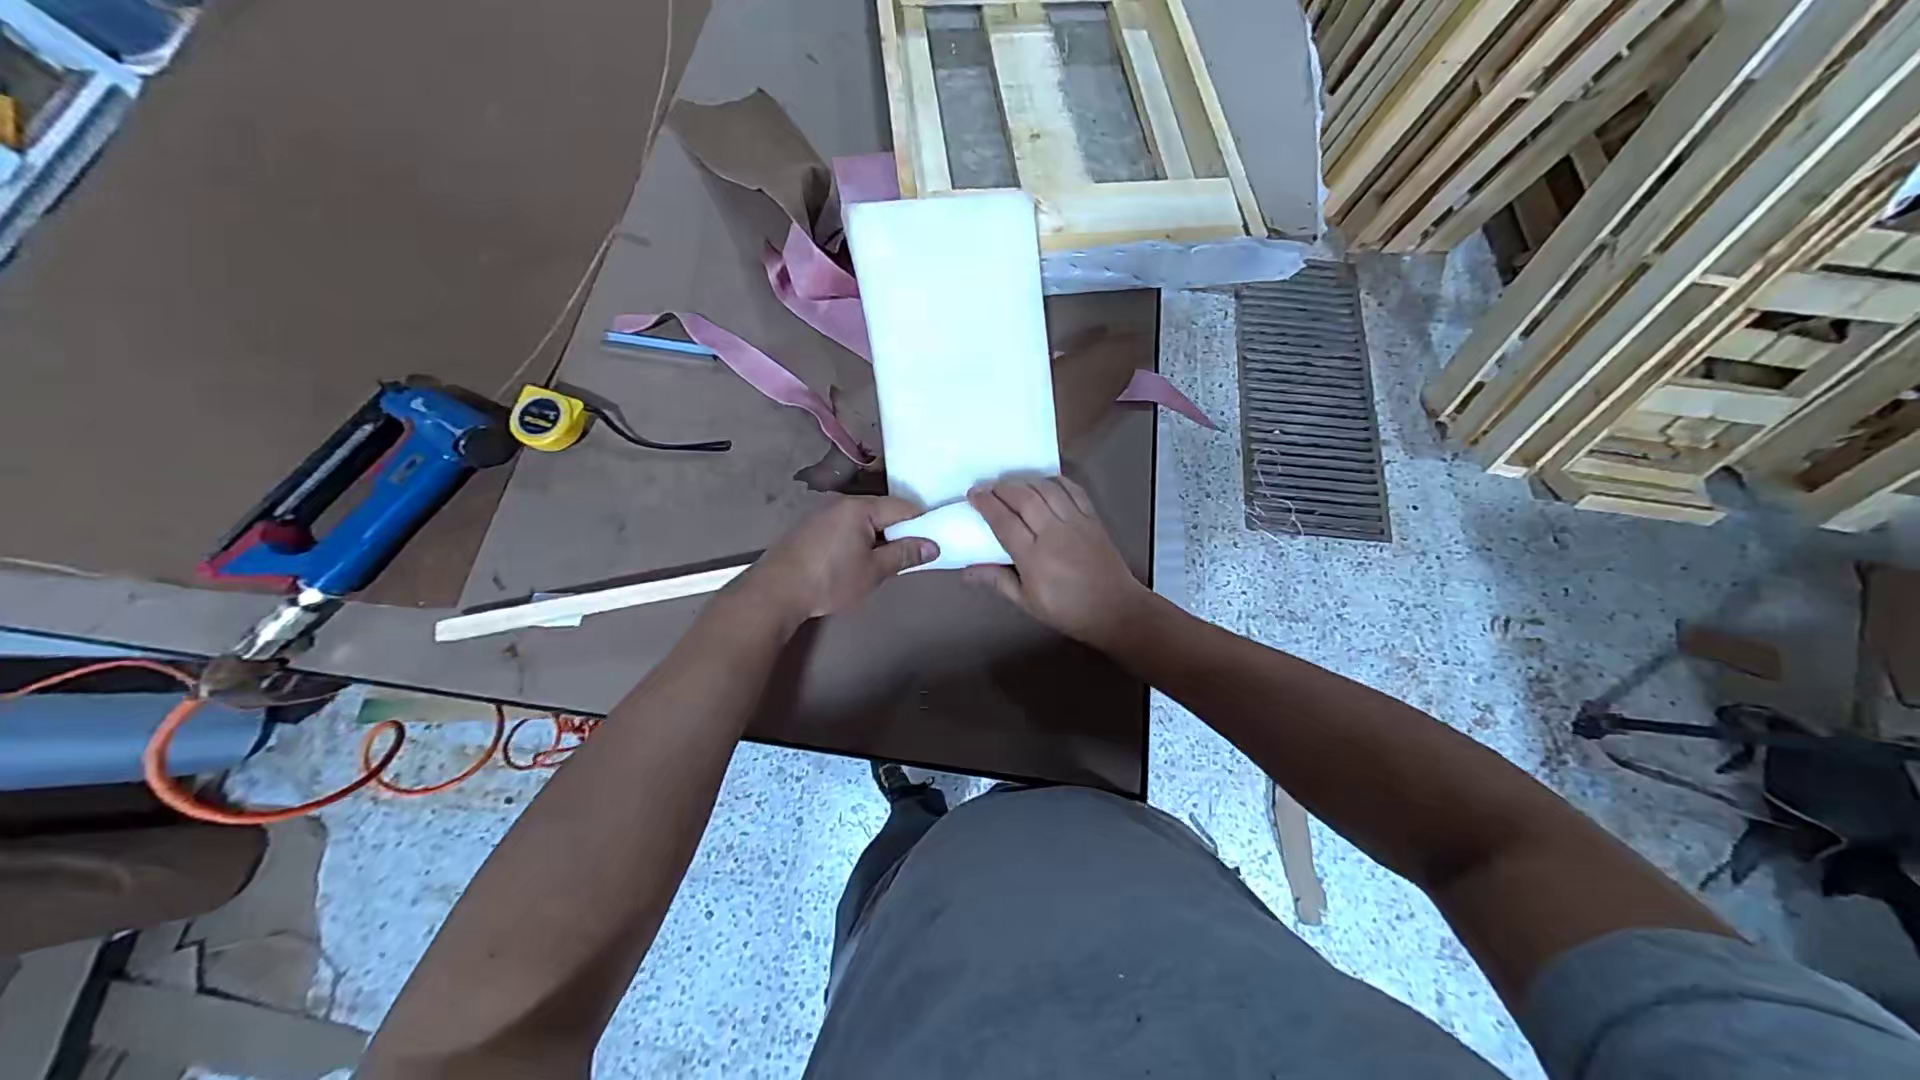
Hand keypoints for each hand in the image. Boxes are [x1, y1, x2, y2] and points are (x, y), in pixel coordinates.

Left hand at [744, 496, 936, 622]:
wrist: (776, 591)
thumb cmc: (830, 580)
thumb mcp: (874, 570)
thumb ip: (904, 554)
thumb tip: (932, 545)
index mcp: (859, 507)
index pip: (903, 507)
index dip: (921, 523)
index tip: (932, 542)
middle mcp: (840, 503)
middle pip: (882, 511)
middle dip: (898, 531)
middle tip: (908, 557)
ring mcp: (822, 514)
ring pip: (862, 520)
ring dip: (876, 537)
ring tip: (882, 563)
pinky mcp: (810, 528)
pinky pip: (844, 527)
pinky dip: (857, 539)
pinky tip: (855, 561)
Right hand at [963, 477, 1154, 648]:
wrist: (1115, 609)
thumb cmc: (1067, 610)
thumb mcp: (1027, 601)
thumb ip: (997, 580)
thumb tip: (966, 571)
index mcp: (1034, 557)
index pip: (1004, 521)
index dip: (986, 503)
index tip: (973, 495)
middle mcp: (1054, 533)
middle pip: (1023, 498)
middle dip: (1001, 487)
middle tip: (987, 486)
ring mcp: (1076, 523)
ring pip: (1046, 489)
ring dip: (1025, 481)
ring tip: (1011, 483)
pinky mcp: (1093, 519)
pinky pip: (1073, 490)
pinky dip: (1055, 481)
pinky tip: (1043, 482)